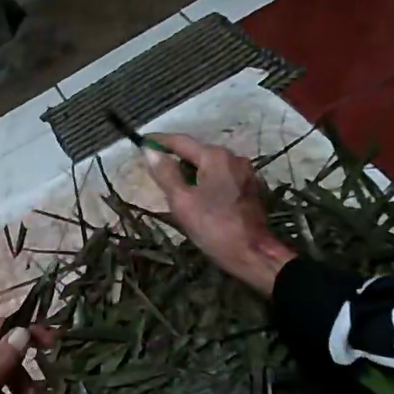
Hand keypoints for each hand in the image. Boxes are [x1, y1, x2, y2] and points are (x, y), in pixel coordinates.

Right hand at [143, 133, 296, 297]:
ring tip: (171, 180)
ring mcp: (244, 171)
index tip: (142, 140)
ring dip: (190, 169)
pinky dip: (204, 178)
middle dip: (175, 156)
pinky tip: (194, 191)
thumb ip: (165, 173)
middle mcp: (233, 157)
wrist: (252, 253)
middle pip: (197, 151)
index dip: (159, 140)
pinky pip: (220, 175)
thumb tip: (149, 150)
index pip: (181, 141)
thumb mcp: (182, 201)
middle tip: (154, 165)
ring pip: (209, 164)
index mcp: (215, 156)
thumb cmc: (213, 227)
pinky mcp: (249, 186)